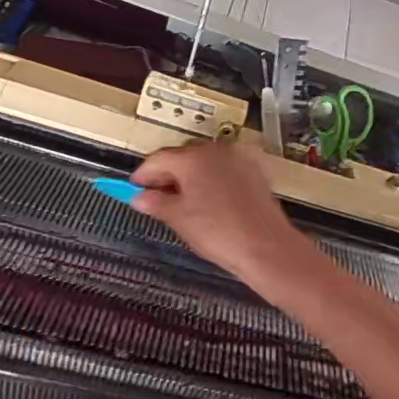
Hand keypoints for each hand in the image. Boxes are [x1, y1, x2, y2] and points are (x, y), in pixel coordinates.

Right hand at [129, 141, 309, 279]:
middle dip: (166, 175)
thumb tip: (139, 197)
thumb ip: (155, 202)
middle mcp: (215, 150)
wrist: (266, 247)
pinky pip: (224, 170)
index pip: (157, 160)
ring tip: (181, 202)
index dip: (142, 175)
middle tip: (154, 197)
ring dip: (189, 177)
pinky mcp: (255, 171)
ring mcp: (238, 158)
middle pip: (181, 157)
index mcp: (192, 158)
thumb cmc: (218, 232)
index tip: (132, 189)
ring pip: (204, 163)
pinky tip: (208, 201)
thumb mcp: (178, 218)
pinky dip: (211, 180)